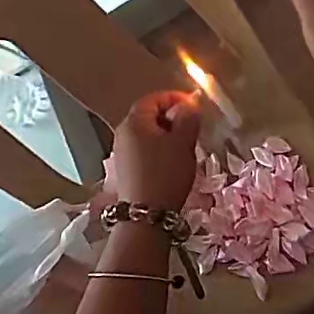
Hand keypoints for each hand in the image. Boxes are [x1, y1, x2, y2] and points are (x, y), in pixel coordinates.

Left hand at [107, 91, 202, 208]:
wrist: (146, 216)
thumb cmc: (165, 173)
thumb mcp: (183, 143)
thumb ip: (188, 119)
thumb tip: (188, 106)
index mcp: (133, 122)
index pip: (152, 99)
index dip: (174, 98)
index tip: (193, 105)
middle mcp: (122, 134)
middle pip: (148, 116)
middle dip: (171, 117)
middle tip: (192, 127)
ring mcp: (120, 154)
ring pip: (146, 135)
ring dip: (166, 136)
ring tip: (186, 146)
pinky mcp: (124, 172)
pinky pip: (144, 152)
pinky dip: (159, 151)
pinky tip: (172, 163)